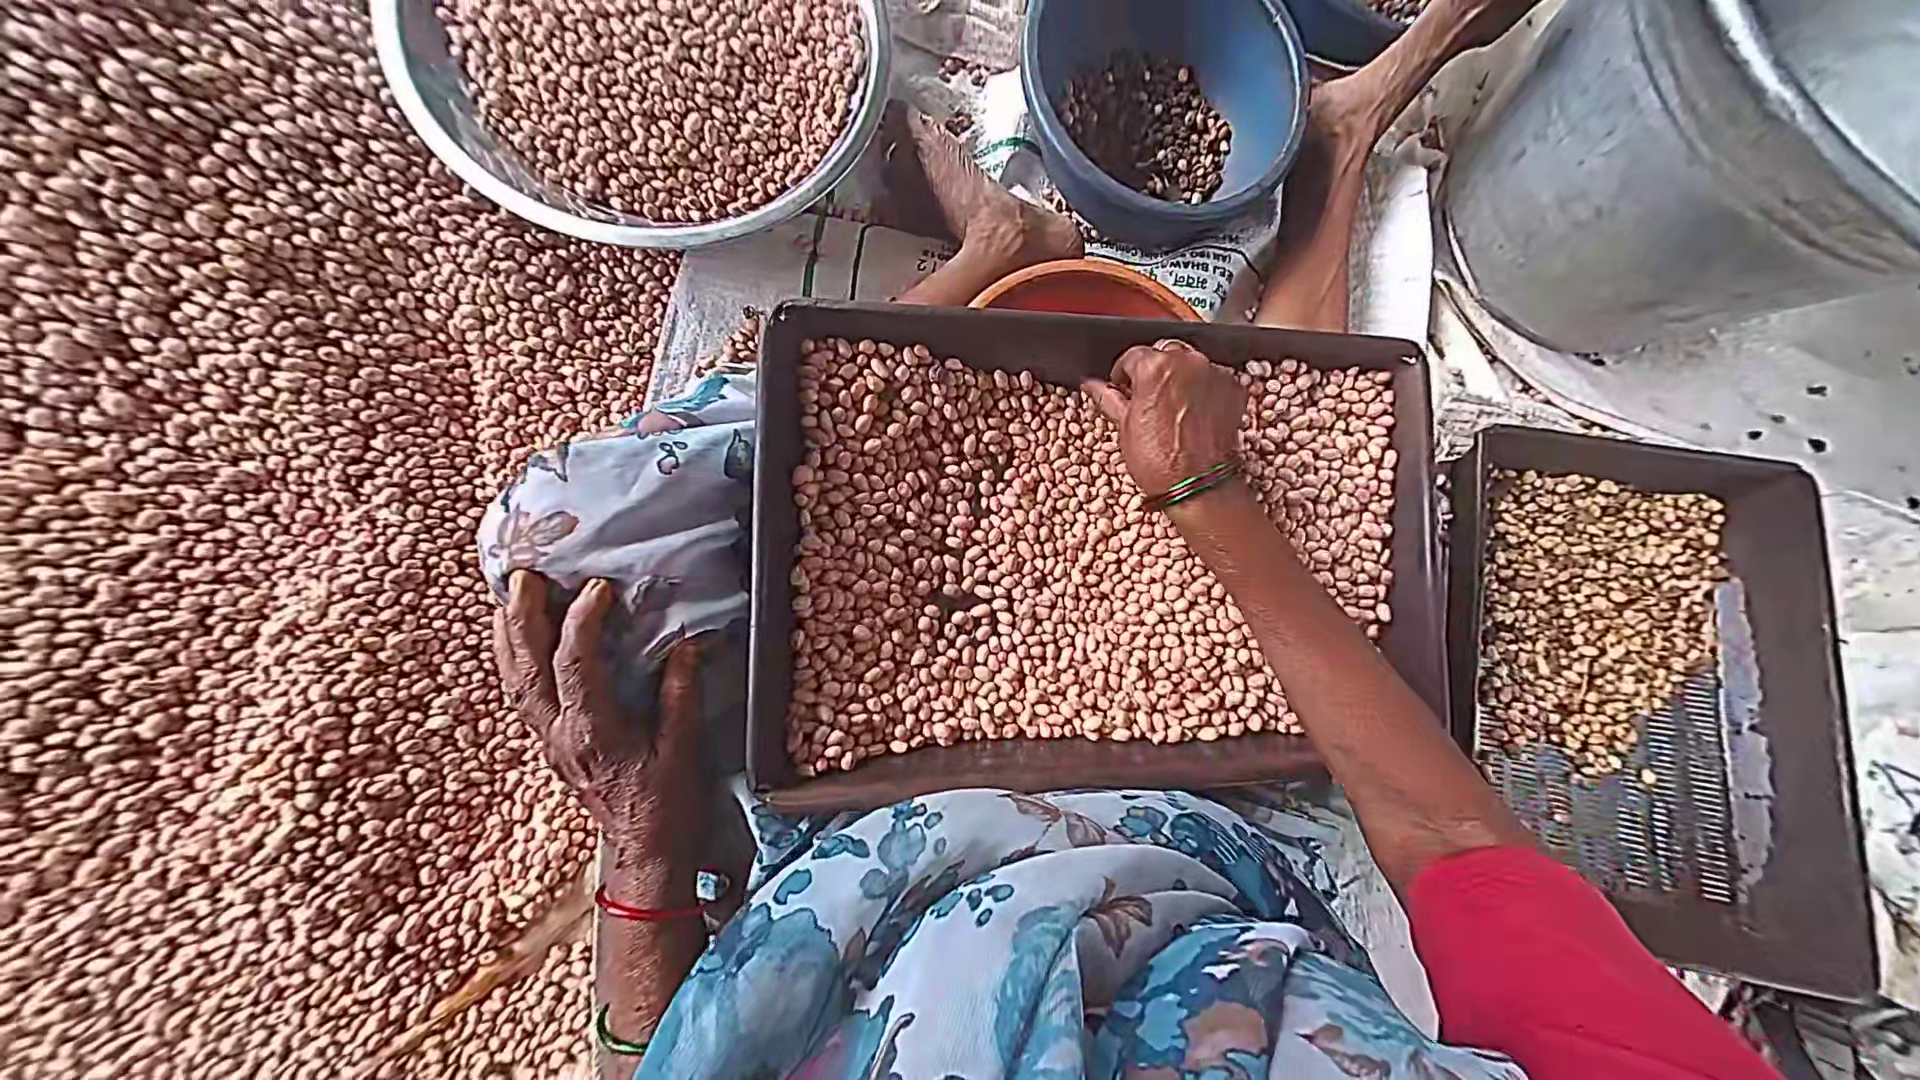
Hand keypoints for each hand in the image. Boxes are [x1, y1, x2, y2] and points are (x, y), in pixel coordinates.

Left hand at [492, 571, 707, 888]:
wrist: (645, 848)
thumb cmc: (668, 801)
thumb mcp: (684, 748)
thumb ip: (681, 694)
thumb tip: (687, 645)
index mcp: (594, 733)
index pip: (577, 667)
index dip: (583, 623)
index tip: (600, 588)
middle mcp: (560, 734)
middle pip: (527, 670)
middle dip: (522, 618)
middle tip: (525, 576)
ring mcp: (548, 739)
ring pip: (514, 681)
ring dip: (508, 635)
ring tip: (510, 595)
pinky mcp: (551, 741)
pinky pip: (522, 692)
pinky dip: (515, 658)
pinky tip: (520, 638)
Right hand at [1082, 339, 1246, 496]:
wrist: (1197, 485)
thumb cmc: (1160, 461)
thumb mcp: (1125, 427)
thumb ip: (1109, 398)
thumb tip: (1093, 386)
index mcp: (1155, 367)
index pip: (1133, 355)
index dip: (1123, 372)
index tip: (1122, 384)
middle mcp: (1188, 363)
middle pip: (1164, 353)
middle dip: (1153, 371)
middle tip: (1145, 396)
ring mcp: (1214, 374)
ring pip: (1191, 364)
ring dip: (1178, 378)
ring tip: (1169, 407)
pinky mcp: (1233, 389)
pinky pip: (1212, 379)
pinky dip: (1202, 389)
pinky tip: (1190, 412)